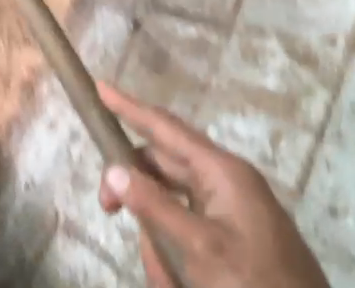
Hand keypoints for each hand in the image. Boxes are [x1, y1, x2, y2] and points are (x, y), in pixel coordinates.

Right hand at [95, 82, 328, 287]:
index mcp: (223, 172)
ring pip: (172, 202)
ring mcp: (232, 209)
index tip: (98, 86)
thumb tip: (111, 169)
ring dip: (158, 233)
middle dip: (135, 187)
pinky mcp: (235, 234)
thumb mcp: (200, 248)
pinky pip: (188, 227)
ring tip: (170, 277)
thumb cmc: (256, 284)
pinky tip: (176, 278)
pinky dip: (174, 248)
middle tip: (106, 208)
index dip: (128, 106)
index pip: (164, 127)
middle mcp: (227, 181)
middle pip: (162, 165)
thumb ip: (153, 205)